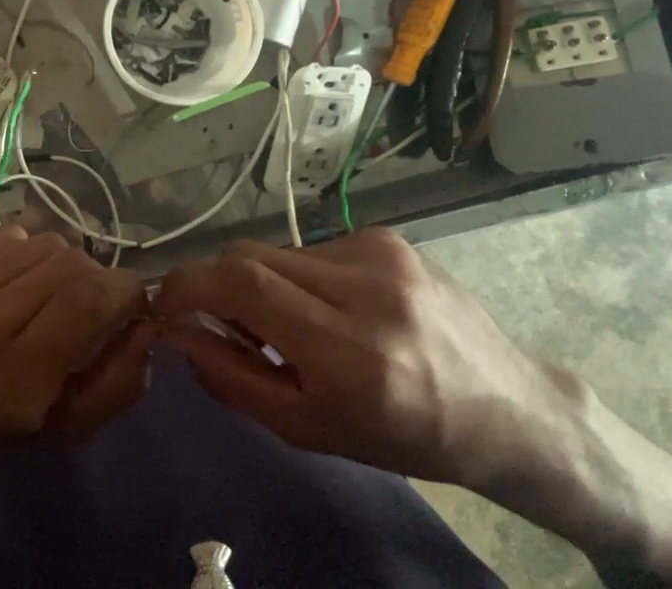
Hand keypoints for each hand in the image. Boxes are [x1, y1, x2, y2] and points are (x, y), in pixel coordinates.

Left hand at [0, 221, 148, 474]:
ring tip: (51, 291)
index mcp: (23, 366)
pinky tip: (19, 278)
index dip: (124, 292)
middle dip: (96, 278)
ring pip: (47, 242)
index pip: (90, 298)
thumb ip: (117, 382)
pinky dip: (30, 250)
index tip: (130, 304)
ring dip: (63, 263)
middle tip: (89, 305)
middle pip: (72, 264)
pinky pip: (15, 231)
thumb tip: (146, 328)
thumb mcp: (65, 424)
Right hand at [152, 227, 566, 486]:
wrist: (507, 410)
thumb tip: (175, 330)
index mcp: (346, 349)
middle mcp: (364, 287)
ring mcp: (380, 253)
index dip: (188, 283)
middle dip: (215, 283)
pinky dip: (298, 276)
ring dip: (259, 282)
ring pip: (275, 250)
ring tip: (288, 323)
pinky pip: (310, 248)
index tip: (164, 302)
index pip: (241, 283)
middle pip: (248, 255)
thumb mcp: (305, 427)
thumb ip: (230, 377)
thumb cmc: (401, 434)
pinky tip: (331, 308)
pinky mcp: (387, 238)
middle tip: (220, 322)